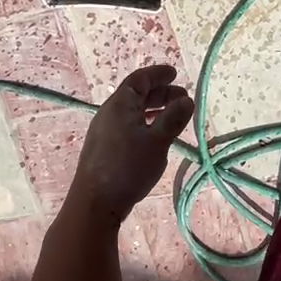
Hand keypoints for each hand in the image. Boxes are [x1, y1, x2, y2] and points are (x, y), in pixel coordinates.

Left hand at [68, 65, 194, 224]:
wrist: (93, 206)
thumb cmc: (127, 168)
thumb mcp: (157, 141)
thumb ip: (173, 118)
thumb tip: (187, 100)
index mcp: (120, 104)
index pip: (140, 79)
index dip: (158, 74)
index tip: (175, 74)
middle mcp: (109, 113)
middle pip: (137, 95)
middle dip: (161, 94)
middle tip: (182, 99)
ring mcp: (104, 132)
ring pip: (132, 112)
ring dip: (154, 110)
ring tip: (173, 118)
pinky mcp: (104, 149)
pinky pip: (127, 125)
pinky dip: (144, 123)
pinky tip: (155, 137)